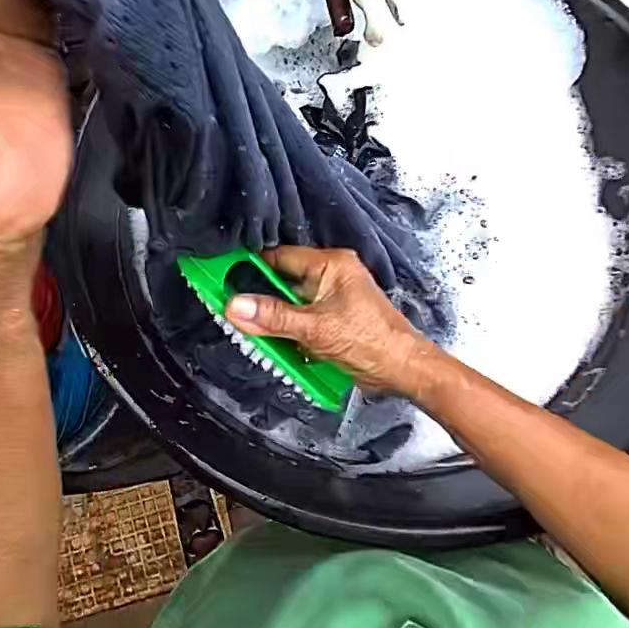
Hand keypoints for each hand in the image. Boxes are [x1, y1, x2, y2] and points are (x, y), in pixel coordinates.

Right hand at [224, 246, 436, 393]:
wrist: (404, 370)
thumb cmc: (374, 342)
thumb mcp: (315, 329)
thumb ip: (273, 318)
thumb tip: (237, 306)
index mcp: (330, 265)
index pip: (279, 257)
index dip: (251, 268)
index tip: (224, 276)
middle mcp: (329, 277)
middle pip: (280, 283)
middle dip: (259, 301)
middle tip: (234, 312)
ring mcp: (329, 300)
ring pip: (287, 305)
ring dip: (271, 321)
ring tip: (253, 334)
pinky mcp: (329, 321)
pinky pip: (297, 321)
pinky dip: (284, 333)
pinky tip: (273, 346)